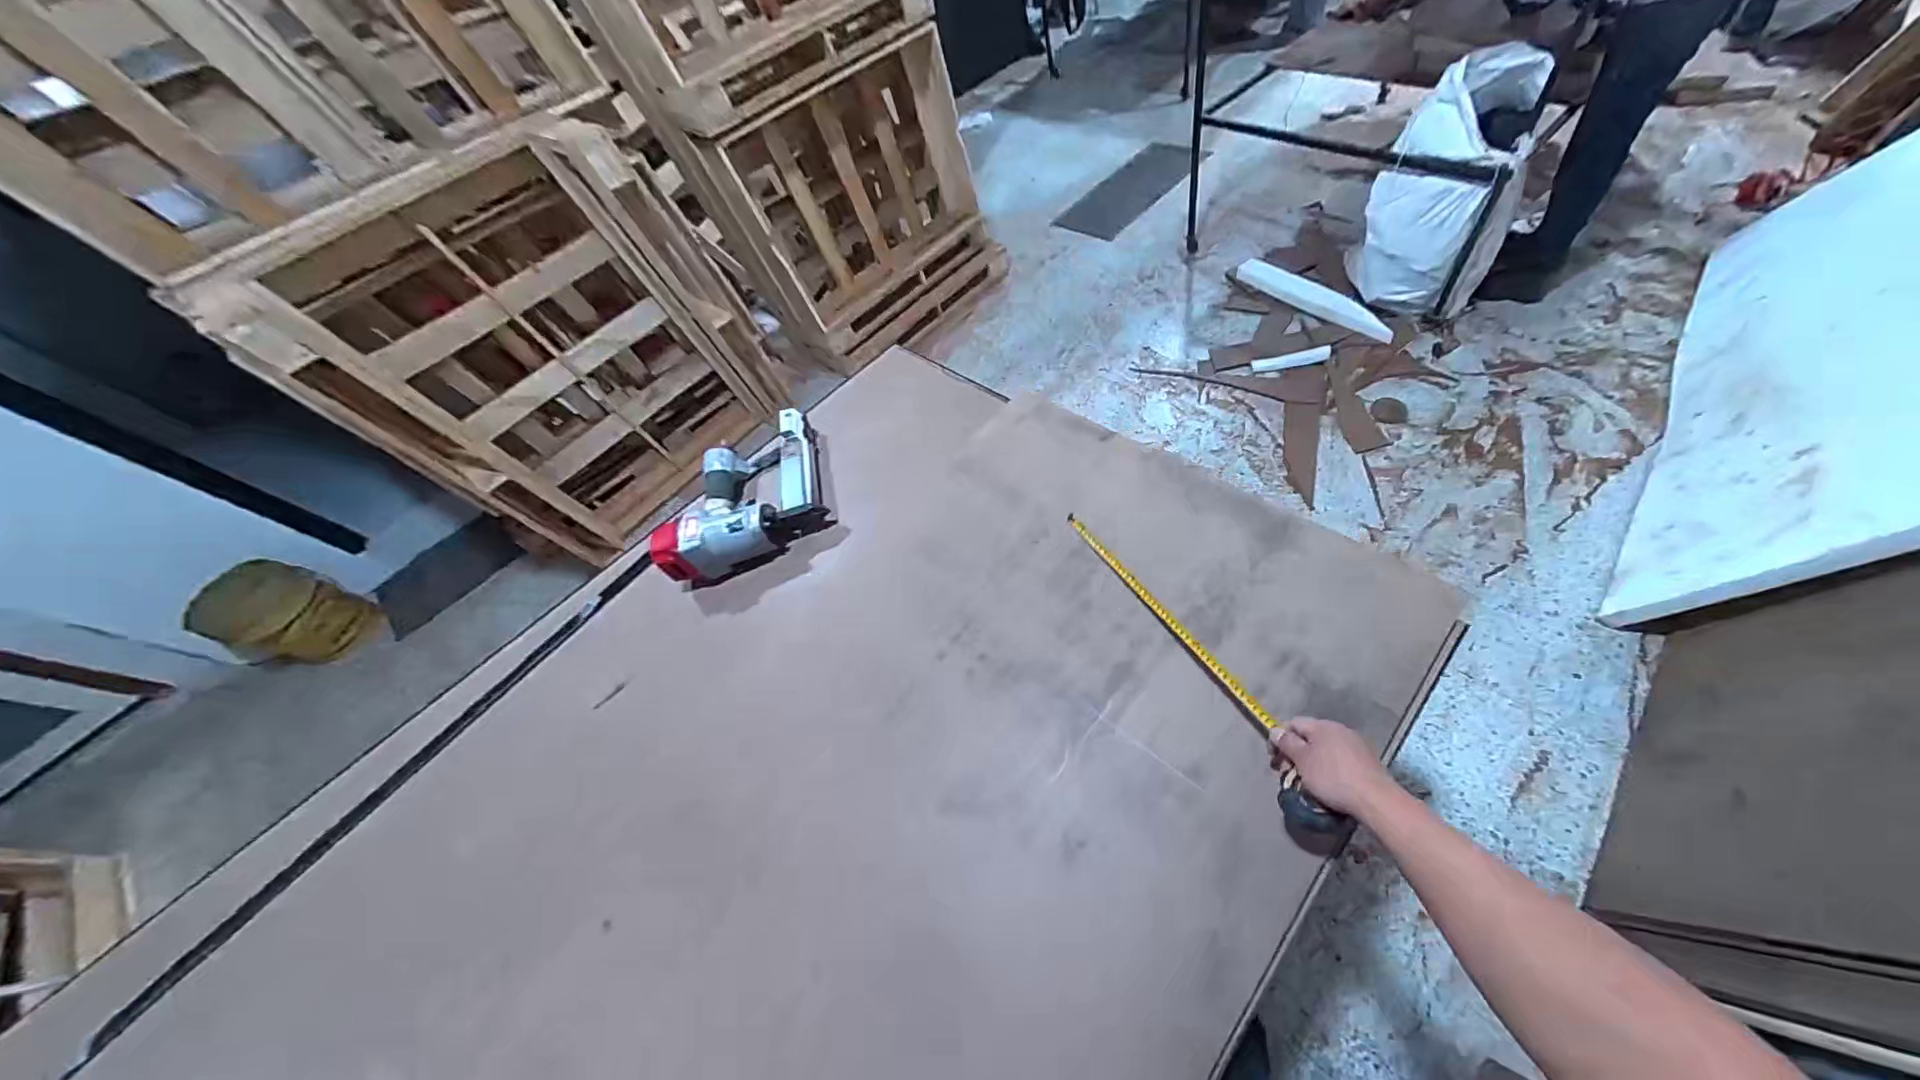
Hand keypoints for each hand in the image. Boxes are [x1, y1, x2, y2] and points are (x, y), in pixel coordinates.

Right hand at [1268, 716, 1397, 817]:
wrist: (1376, 799)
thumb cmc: (1332, 778)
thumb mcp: (1302, 761)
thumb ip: (1286, 743)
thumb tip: (1275, 730)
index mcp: (1322, 726)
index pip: (1292, 723)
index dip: (1279, 739)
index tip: (1275, 759)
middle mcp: (1339, 729)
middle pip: (1308, 736)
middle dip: (1295, 753)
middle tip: (1289, 773)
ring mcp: (1356, 744)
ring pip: (1324, 748)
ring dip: (1312, 761)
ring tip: (1308, 780)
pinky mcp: (1367, 760)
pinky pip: (1339, 758)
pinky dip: (1329, 767)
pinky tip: (1330, 782)